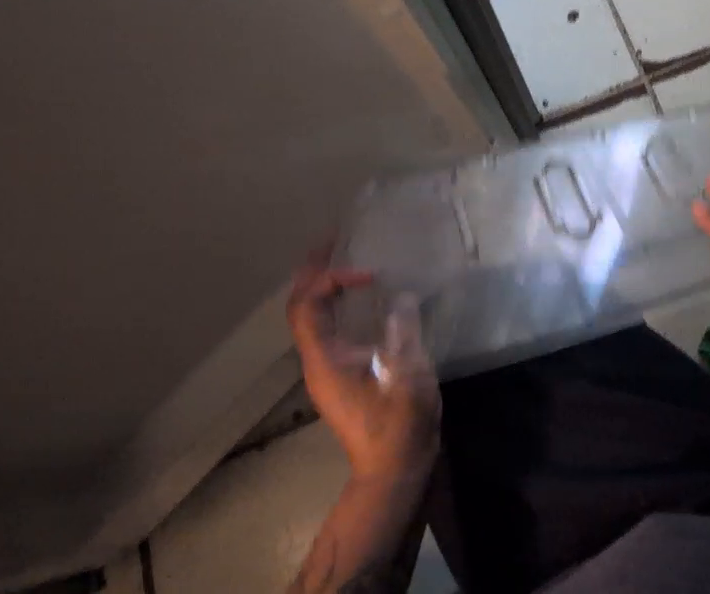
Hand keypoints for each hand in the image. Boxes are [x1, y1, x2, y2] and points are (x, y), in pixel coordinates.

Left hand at [286, 252, 440, 486]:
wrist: (394, 469)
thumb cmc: (398, 424)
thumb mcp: (406, 374)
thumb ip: (403, 331)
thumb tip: (402, 296)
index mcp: (324, 359)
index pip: (307, 305)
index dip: (330, 279)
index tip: (369, 274)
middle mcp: (318, 361)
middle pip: (303, 307)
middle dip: (315, 272)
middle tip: (336, 240)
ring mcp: (329, 369)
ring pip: (315, 318)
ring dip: (326, 287)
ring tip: (350, 261)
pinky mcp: (345, 375)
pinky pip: (332, 329)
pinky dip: (342, 305)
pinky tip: (368, 299)